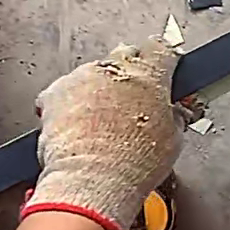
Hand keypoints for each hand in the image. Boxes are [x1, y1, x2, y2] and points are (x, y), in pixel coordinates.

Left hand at [23, 41, 182, 229]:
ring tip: (103, 124)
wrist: (93, 180)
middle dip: (130, 75)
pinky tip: (80, 128)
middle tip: (133, 102)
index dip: (162, 60)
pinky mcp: (55, 92)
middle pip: (125, 57)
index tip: (162, 68)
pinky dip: (72, 105)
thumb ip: (173, 116)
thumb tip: (173, 113)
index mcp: (150, 75)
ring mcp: (83, 78)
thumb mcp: (173, 141)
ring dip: (100, 91)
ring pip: (94, 74)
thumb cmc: (133, 164)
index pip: (161, 49)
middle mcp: (115, 69)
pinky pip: (66, 91)